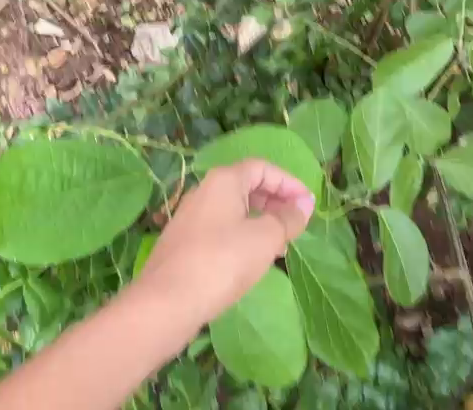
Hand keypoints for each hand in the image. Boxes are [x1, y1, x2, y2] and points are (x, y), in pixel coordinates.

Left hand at [135, 159, 314, 330]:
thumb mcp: (265, 238)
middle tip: (296, 224)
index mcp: (224, 180)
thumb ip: (288, 218)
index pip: (263, 168)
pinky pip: (220, 229)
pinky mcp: (183, 243)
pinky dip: (241, 236)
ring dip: (260, 221)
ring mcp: (190, 217)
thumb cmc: (221, 261)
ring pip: (234, 210)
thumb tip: (304, 204)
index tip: (308, 204)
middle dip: (275, 202)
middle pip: (247, 186)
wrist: (164, 304)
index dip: (289, 183)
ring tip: (279, 245)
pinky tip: (250, 260)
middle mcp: (205, 191)